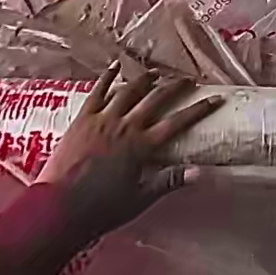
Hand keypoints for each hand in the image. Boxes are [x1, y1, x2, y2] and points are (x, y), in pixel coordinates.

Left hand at [40, 62, 221, 233]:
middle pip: (156, 99)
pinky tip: (115, 66)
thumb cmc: (102, 208)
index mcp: (142, 145)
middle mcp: (126, 125)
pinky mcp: (83, 117)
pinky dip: (107, 77)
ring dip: (145, 79)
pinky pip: (97, 91)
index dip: (199, 110)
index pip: (178, 122)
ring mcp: (103, 118)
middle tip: (187, 79)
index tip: (216, 98)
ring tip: (156, 73)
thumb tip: (201, 172)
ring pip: (129, 90)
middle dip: (175, 86)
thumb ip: (169, 181)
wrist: (59, 207)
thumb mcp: (139, 198)